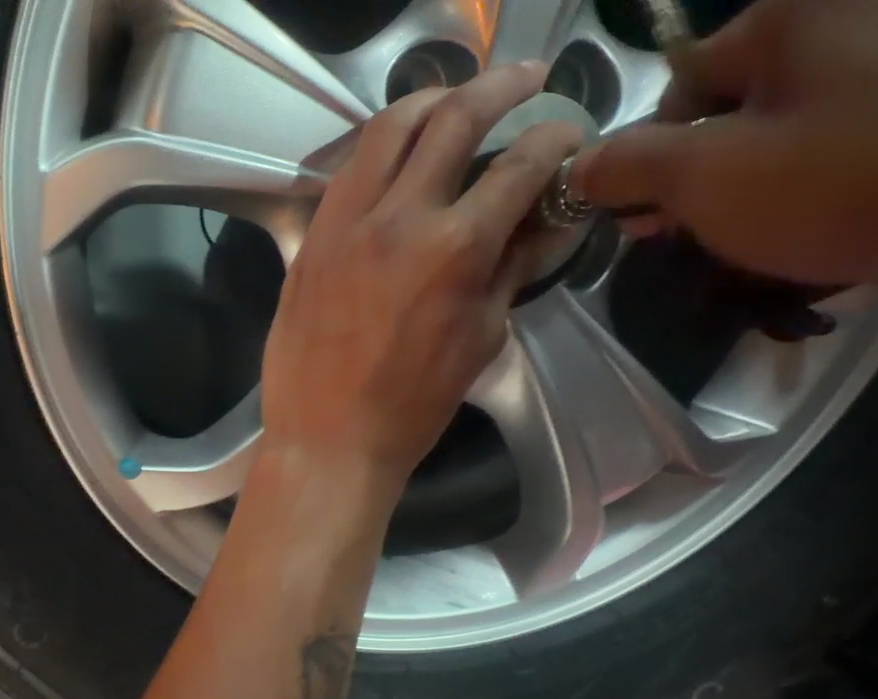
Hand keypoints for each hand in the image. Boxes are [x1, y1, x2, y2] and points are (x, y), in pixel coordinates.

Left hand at [260, 63, 579, 478]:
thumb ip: (514, 267)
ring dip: (429, 100)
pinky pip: (345, 172)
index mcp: (455, 248)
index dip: (555, 139)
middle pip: (453, 119)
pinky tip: (396, 151)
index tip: (567, 134)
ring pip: (386, 131)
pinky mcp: (310, 241)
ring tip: (455, 98)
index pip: (519, 165)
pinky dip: (378, 148)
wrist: (326, 440)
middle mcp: (397, 219)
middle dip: (500, 86)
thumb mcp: (481, 337)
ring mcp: (344, 226)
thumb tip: (550, 220)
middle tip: (525, 78)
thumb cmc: (412, 405)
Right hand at [574, 0, 877, 293]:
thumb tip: (577, 168)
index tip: (649, 214)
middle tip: (697, 230)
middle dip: (708, 167)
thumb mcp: (702, 179)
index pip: (685, 80)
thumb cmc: (838, 184)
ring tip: (762, 233)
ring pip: (806, 116)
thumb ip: (626, 166)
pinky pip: (870, 125)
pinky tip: (832, 214)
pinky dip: (836, 170)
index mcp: (799, 11)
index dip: (654, 154)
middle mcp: (868, 6)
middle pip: (746, 97)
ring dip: (767, 174)